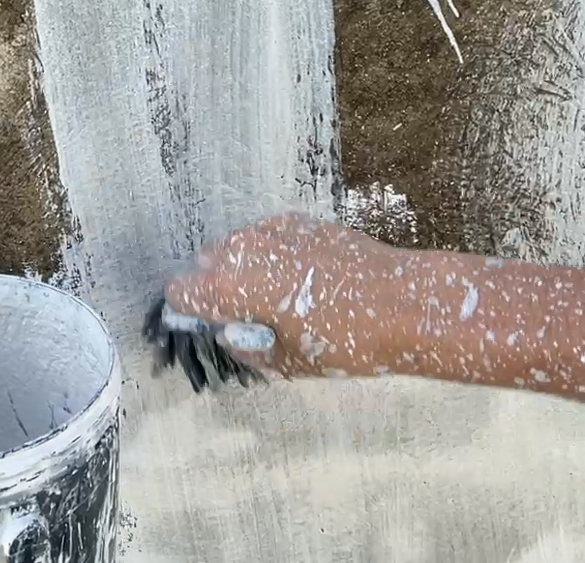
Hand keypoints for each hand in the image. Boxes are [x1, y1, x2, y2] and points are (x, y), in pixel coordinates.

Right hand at [163, 213, 414, 376]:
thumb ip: (250, 349)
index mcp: (231, 287)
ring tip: (272, 290)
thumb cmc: (344, 341)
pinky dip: (271, 251)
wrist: (402, 301)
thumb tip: (236, 334)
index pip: (182, 290)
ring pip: (237, 244)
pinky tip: (297, 270)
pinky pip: (268, 234)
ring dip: (242, 265)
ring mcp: (270, 229)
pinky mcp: (298, 220)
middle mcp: (242, 250)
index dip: (186, 306)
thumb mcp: (289, 363)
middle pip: (207, 262)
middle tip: (241, 310)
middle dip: (214, 284)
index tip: (200, 318)